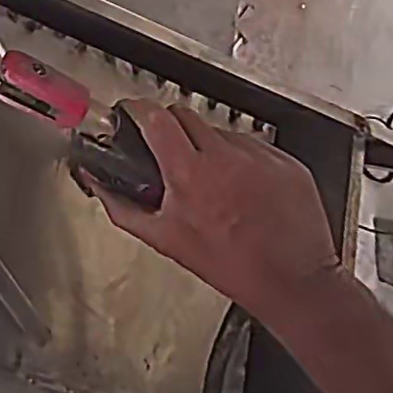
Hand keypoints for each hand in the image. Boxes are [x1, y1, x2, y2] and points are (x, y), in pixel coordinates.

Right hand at [87, 101, 340, 312]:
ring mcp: (259, 156)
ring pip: (219, 130)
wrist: (294, 283)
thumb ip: (123, 207)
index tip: (133, 112)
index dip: (139, 109)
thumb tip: (98, 185)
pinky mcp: (285, 160)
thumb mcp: (166, 240)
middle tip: (171, 152)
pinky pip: (251, 144)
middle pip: (185, 115)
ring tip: (216, 181)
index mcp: (191, 174)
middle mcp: (226, 158)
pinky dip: (242, 159)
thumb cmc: (232, 265)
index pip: (156, 117)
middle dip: (171, 127)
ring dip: (209, 146)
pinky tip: (244, 187)